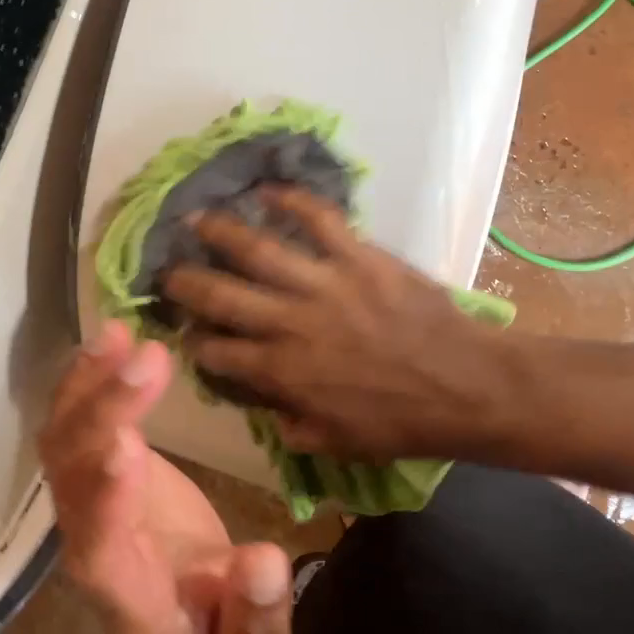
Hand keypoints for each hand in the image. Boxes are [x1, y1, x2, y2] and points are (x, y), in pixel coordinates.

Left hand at [39, 320, 292, 633]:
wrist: (185, 606)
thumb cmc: (217, 620)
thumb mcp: (246, 632)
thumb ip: (255, 610)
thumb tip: (266, 559)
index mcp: (126, 590)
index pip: (99, 548)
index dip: (105, 500)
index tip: (127, 446)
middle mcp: (87, 541)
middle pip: (74, 478)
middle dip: (105, 414)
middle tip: (149, 358)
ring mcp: (82, 500)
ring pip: (64, 440)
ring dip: (88, 385)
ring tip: (120, 334)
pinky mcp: (91, 466)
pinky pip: (74, 421)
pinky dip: (87, 378)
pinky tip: (114, 337)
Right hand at [163, 188, 506, 461]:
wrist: (467, 385)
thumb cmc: (403, 421)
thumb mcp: (341, 443)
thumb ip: (296, 428)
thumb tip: (267, 411)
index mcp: (286, 372)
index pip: (221, 353)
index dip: (195, 341)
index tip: (182, 330)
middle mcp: (293, 323)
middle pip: (224, 296)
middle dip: (186, 280)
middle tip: (166, 266)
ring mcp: (325, 284)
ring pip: (259, 250)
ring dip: (221, 231)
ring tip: (195, 217)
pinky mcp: (359, 256)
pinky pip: (319, 220)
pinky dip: (292, 202)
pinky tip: (268, 190)